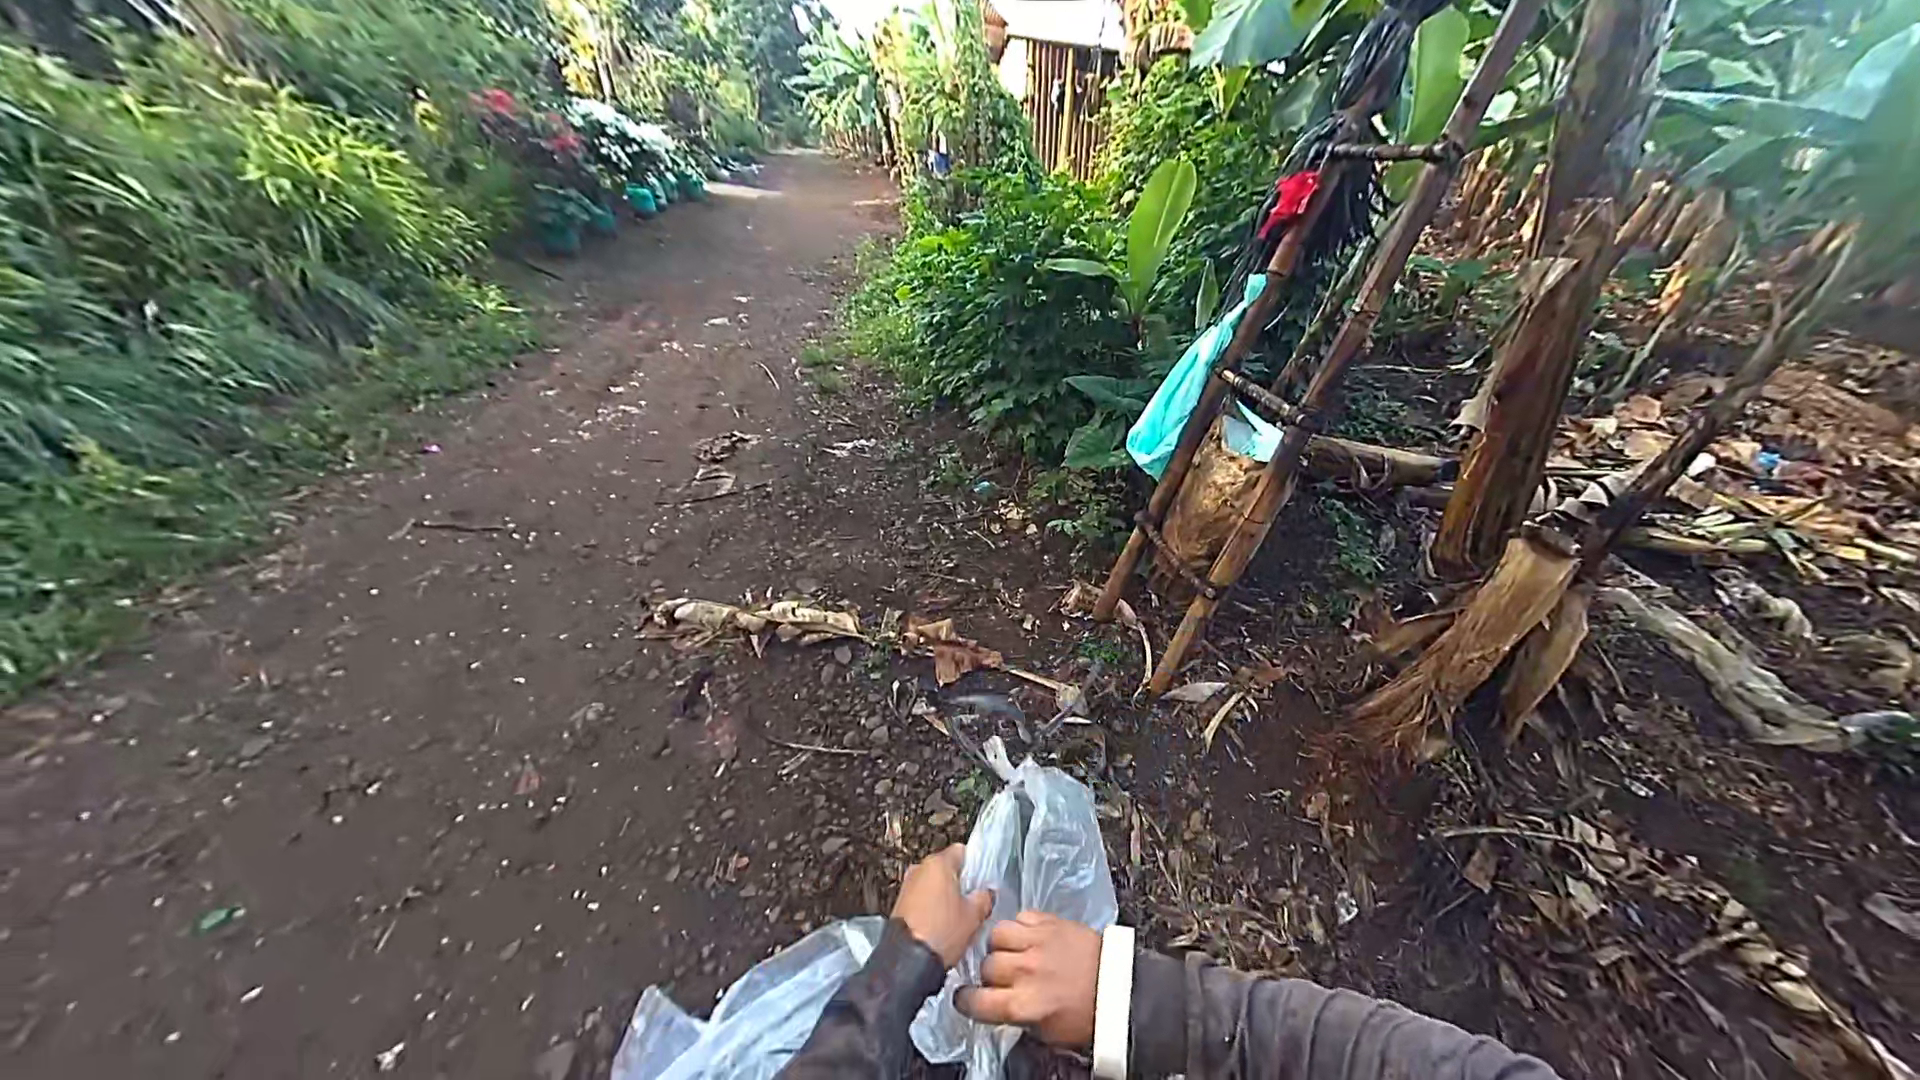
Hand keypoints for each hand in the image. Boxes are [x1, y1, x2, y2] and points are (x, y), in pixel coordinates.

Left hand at [892, 844, 993, 966]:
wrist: (907, 962)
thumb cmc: (941, 933)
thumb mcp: (973, 916)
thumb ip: (984, 898)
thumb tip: (987, 893)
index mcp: (938, 863)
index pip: (961, 851)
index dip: (975, 866)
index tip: (982, 882)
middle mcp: (919, 868)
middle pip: (947, 868)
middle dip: (960, 884)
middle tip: (972, 904)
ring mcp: (907, 886)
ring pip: (933, 884)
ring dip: (945, 897)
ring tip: (957, 920)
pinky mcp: (900, 905)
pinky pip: (922, 899)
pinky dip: (931, 908)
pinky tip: (940, 927)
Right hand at [955, 911, 1101, 1048]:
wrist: (1116, 987)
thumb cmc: (1083, 1015)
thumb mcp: (1047, 1032)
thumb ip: (1017, 1017)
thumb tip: (995, 1005)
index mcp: (1024, 1005)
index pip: (977, 1001)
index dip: (966, 1000)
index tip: (965, 998)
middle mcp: (1025, 970)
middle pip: (986, 965)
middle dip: (988, 974)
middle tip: (999, 978)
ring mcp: (1036, 941)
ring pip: (996, 934)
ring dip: (999, 945)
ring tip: (1010, 952)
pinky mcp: (1048, 920)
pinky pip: (1019, 916)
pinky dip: (1019, 926)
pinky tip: (1027, 937)